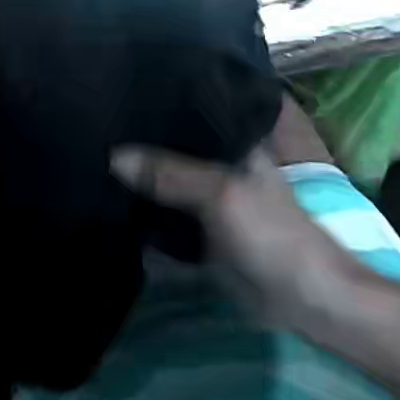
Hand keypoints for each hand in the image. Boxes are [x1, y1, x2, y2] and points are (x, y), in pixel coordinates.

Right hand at [110, 97, 364, 326]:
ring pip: (161, 179)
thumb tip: (112, 156)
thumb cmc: (275, 236)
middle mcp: (217, 164)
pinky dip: (139, 206)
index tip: (109, 96)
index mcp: (232, 143)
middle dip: (135, 142)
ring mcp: (206, 199)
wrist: (311, 302)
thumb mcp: (221, 194)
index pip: (185, 112)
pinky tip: (107, 195)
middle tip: (89, 128)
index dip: (152, 104)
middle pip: (167, 147)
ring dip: (134, 175)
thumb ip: (168, 172)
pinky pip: (161, 211)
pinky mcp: (197, 231)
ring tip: (88, 156)